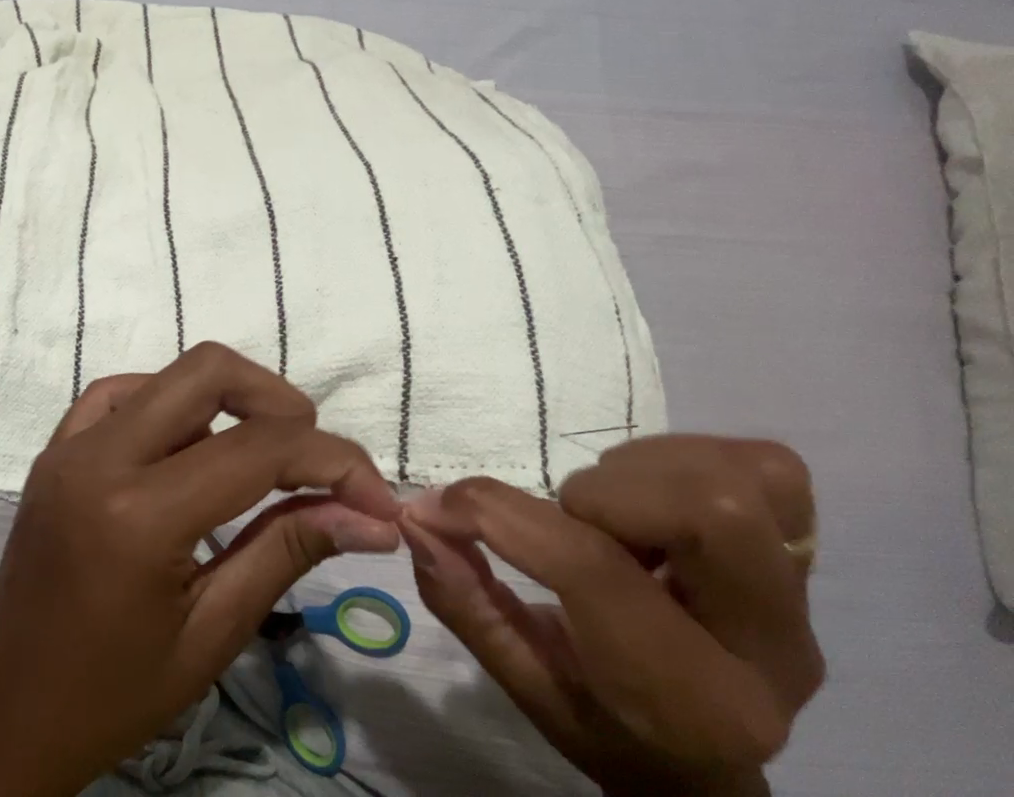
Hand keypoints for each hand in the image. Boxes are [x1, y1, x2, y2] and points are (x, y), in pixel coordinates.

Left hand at [0, 342, 401, 796]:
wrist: (17, 711)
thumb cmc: (119, 692)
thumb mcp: (214, 631)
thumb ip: (287, 550)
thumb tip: (370, 514)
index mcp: (139, 513)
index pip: (259, 449)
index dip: (334, 461)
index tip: (374, 498)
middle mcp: (96, 458)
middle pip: (208, 371)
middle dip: (280, 403)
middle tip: (315, 459)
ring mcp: (65, 449)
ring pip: (161, 376)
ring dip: (223, 400)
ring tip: (258, 458)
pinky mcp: (50, 455)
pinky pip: (113, 396)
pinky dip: (163, 403)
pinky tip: (187, 445)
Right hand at [402, 435, 823, 796]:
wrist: (707, 764)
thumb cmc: (601, 726)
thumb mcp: (520, 680)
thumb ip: (465, 599)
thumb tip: (417, 516)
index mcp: (684, 700)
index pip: (594, 573)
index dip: (502, 517)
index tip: (442, 505)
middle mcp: (768, 649)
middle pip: (711, 510)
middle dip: (605, 491)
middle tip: (567, 520)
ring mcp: (802, 602)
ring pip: (744, 477)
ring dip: (646, 472)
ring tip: (611, 515)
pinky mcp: (809, 560)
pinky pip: (768, 468)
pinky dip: (690, 461)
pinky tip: (650, 502)